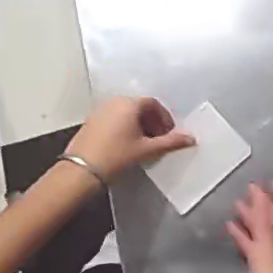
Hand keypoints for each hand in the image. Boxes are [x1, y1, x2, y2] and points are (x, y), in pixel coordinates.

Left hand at [64, 96, 194, 179]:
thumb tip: (190, 138)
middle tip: (160, 139)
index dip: (164, 118)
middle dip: (152, 121)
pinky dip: (125, 127)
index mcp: (129, 104)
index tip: (169, 133)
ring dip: (139, 125)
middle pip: (139, 107)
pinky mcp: (91, 121)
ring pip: (126, 113)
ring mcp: (100, 111)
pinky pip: (114, 118)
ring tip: (145, 144)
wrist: (82, 170)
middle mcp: (114, 102)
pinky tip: (127, 145)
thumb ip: (170, 142)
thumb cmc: (116, 156)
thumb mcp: (146, 150)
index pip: (153, 104)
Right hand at [226, 182, 272, 272]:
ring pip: (266, 234)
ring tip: (236, 206)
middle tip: (247, 191)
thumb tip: (258, 193)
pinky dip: (246, 238)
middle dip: (264, 206)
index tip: (269, 182)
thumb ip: (261, 222)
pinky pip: (257, 249)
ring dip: (253, 220)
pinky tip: (232, 231)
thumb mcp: (267, 253)